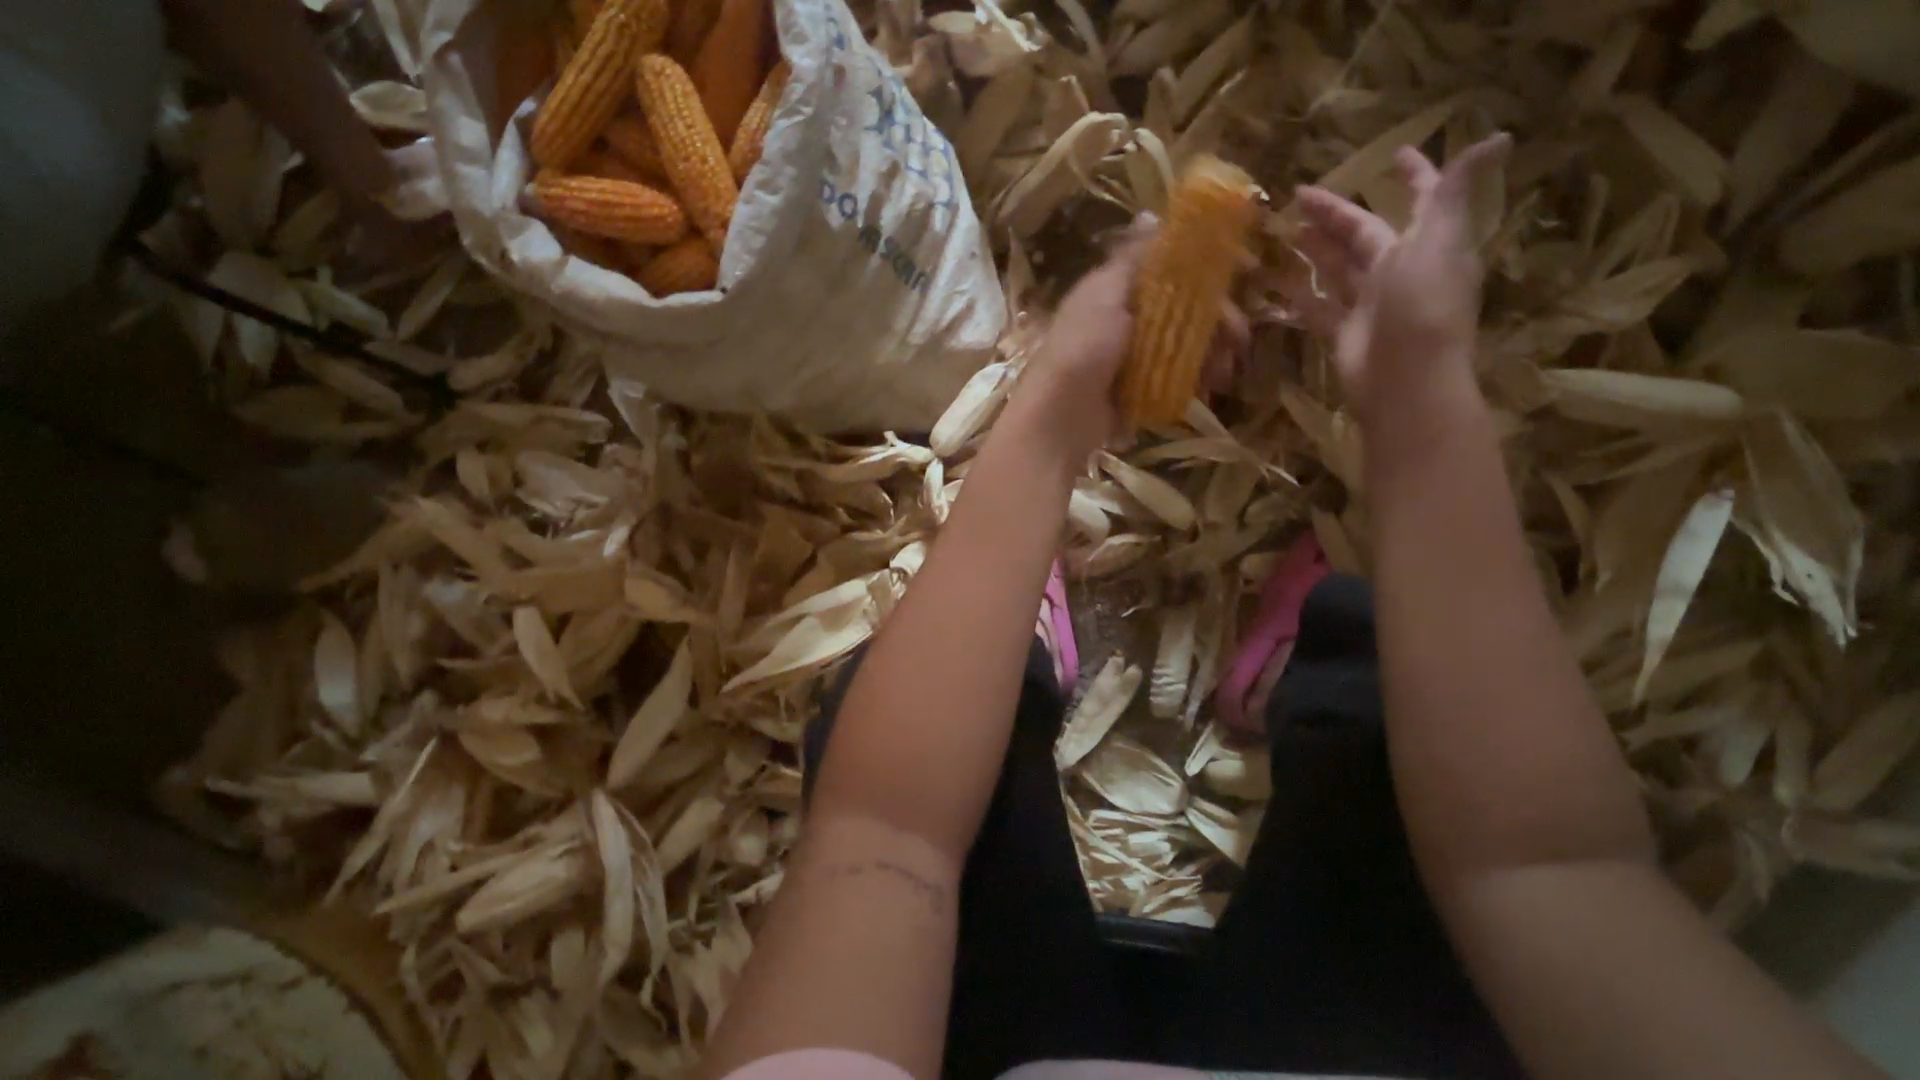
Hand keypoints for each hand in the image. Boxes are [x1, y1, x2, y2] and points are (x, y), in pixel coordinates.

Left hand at [1019, 215, 1251, 455]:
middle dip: (1219, 320)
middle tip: (1238, 337)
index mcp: (1119, 289)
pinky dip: (1198, 381)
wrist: (1060, 417)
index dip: (1208, 266)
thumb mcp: (1105, 293)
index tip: (1246, 268)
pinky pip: (1180, 378)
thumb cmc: (1082, 347)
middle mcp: (1129, 319)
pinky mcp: (1142, 390)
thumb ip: (1131, 258)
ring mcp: (1137, 357)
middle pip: (1187, 309)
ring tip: (1224, 372)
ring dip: (1214, 354)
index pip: (1172, 267)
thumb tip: (1150, 214)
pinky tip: (1211, 388)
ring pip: (1189, 345)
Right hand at [1288, 134, 1510, 423]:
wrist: (1405, 380)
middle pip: (1365, 234)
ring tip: (1283, 230)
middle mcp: (1400, 271)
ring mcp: (1372, 306)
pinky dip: (1302, 294)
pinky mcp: (1346, 334)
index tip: (1394, 154)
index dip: (1412, 175)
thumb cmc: (1423, 304)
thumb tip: (1501, 137)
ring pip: (1339, 268)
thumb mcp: (1440, 238)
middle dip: (1336, 213)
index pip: (1422, 200)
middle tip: (1299, 194)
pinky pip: (1320, 308)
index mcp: (1428, 245)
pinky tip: (1278, 280)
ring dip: (1315, 248)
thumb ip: (1456, 190)